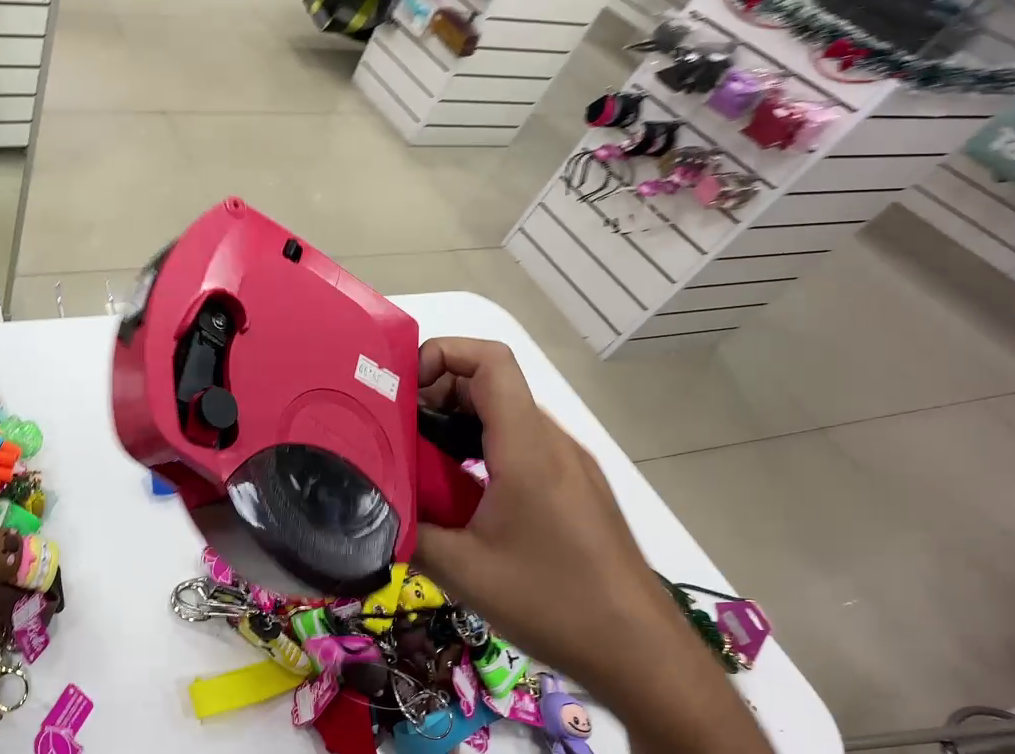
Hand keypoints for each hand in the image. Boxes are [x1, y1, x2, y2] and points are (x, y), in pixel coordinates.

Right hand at [413, 338, 771, 753]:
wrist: (646, 659)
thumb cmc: (555, 605)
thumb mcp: (463, 572)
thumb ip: (407, 529)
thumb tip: (368, 507)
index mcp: (528, 448)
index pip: (489, 360)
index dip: (440, 354)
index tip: (403, 390)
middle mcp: (553, 443)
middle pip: (491, 383)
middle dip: (435, 392)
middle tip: (398, 430)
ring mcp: (571, 466)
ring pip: (506, 414)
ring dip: (456, 422)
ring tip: (421, 462)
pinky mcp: (578, 490)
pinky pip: (522, 444)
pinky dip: (481, 448)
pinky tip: (461, 494)